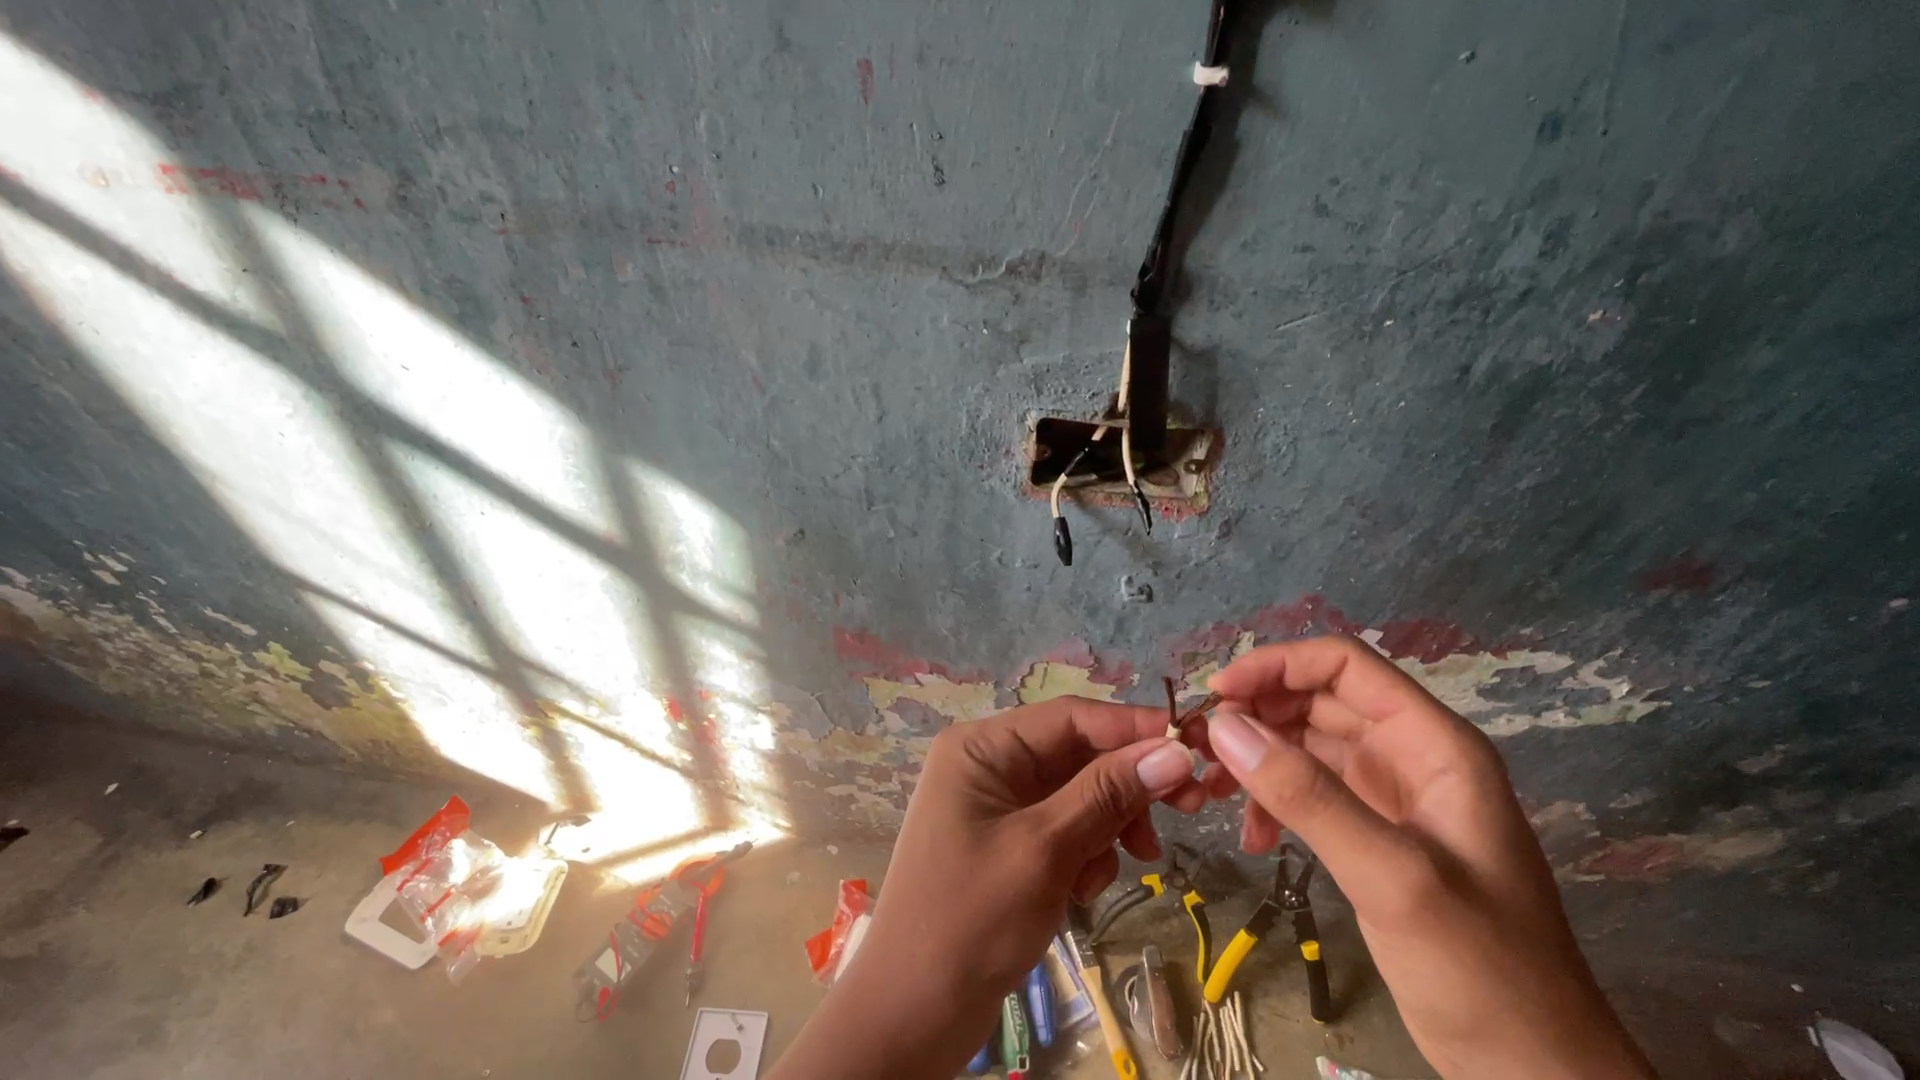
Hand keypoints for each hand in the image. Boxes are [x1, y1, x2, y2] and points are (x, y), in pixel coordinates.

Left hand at [769, 697, 1201, 1079]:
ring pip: (1081, 795)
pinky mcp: (1010, 844)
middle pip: (1080, 754)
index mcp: (982, 746)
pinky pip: (1067, 830)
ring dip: (1109, 827)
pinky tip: (1083, 891)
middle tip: (1188, 808)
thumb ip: (1108, 793)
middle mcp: (989, 765)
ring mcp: (998, 806)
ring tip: (1121, 868)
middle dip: (1127, 785)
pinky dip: (1088, 854)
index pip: (1071, 717)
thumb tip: (1173, 750)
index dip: (1133, 727)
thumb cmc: (972, 918)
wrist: (915, 1009)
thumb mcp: (1046, 849)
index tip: (1194, 747)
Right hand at [1190, 636, 1654, 1079]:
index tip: (1215, 695)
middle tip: (1197, 750)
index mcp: (1434, 744)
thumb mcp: (1390, 875)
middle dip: (1256, 715)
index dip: (1277, 666)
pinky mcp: (1374, 835)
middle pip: (1319, 701)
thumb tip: (1223, 725)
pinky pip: (1310, 793)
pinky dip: (1273, 802)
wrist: (1531, 1066)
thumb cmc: (1479, 966)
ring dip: (1257, 758)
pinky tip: (1251, 838)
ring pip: (1308, 746)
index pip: (1345, 666)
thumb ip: (1307, 795)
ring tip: (1209, 792)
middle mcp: (1412, 756)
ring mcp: (1393, 797)